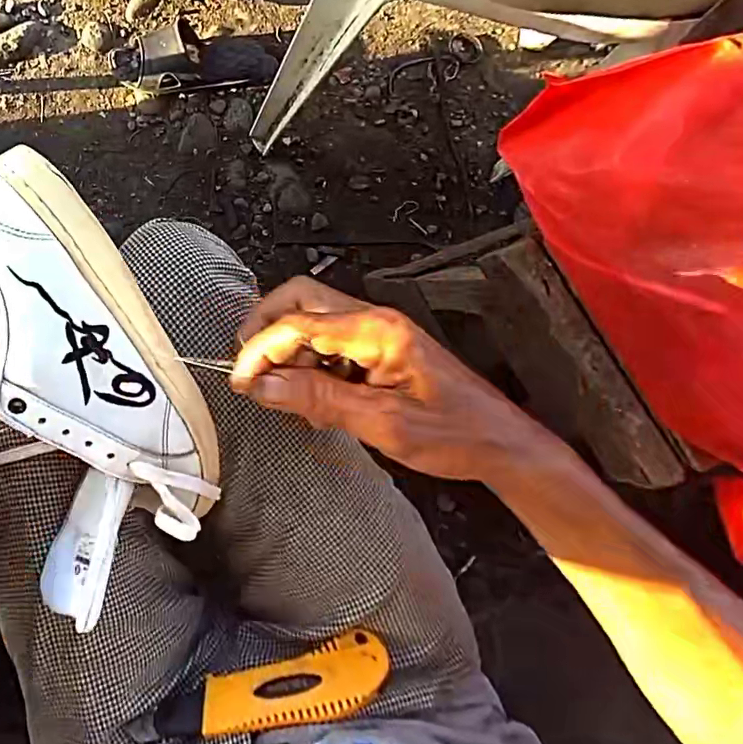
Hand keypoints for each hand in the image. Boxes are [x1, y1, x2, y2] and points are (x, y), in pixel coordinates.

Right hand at [229, 277, 558, 482]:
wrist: (500, 443)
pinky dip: (305, 363)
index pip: (298, 324)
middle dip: (264, 330)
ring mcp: (375, 332)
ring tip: (285, 395)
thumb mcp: (382, 423)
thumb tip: (266, 385)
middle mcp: (375, 322)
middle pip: (299, 300)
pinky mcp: (375, 347)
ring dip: (285, 351)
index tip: (242, 380)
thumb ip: (318, 399)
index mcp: (378, 332)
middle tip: (249, 370)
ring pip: (308, 319)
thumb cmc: (457, 433)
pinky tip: (310, 397)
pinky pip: (325, 342)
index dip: (260, 351)